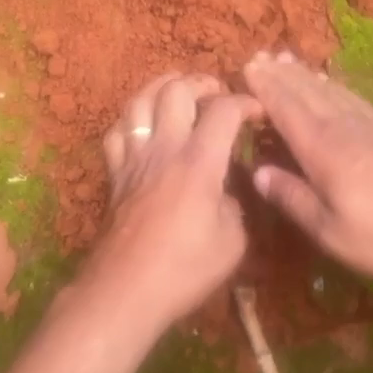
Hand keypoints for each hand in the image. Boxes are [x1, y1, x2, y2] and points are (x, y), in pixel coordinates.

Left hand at [81, 73, 255, 333]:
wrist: (126, 290)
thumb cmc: (184, 269)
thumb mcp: (232, 241)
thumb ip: (234, 204)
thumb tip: (225, 190)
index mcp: (199, 161)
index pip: (223, 109)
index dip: (245, 102)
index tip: (257, 111)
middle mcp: (165, 147)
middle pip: (176, 89)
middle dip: (201, 82)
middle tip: (217, 94)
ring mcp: (134, 156)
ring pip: (140, 99)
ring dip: (162, 87)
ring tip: (179, 91)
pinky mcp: (114, 172)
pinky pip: (117, 130)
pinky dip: (132, 119)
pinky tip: (144, 125)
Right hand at [244, 51, 372, 284]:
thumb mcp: (331, 232)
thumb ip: (293, 198)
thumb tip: (258, 171)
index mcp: (323, 150)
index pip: (286, 109)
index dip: (265, 87)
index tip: (246, 66)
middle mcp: (343, 127)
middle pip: (305, 92)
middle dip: (280, 73)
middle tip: (258, 55)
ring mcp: (369, 126)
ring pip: (328, 90)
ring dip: (303, 74)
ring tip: (285, 59)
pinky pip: (352, 97)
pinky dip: (332, 84)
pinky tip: (328, 81)